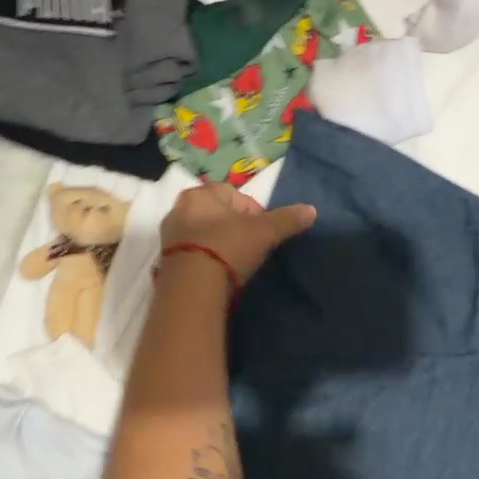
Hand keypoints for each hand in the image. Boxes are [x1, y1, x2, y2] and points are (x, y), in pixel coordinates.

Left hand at [160, 183, 315, 282]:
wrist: (192, 286)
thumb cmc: (228, 247)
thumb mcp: (264, 232)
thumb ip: (287, 220)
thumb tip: (312, 210)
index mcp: (202, 192)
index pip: (235, 194)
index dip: (254, 213)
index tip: (263, 233)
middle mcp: (181, 206)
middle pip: (217, 213)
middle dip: (234, 227)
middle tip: (251, 247)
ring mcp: (170, 233)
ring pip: (203, 232)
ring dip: (219, 243)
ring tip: (235, 263)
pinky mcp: (166, 258)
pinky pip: (192, 251)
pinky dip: (206, 258)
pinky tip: (218, 273)